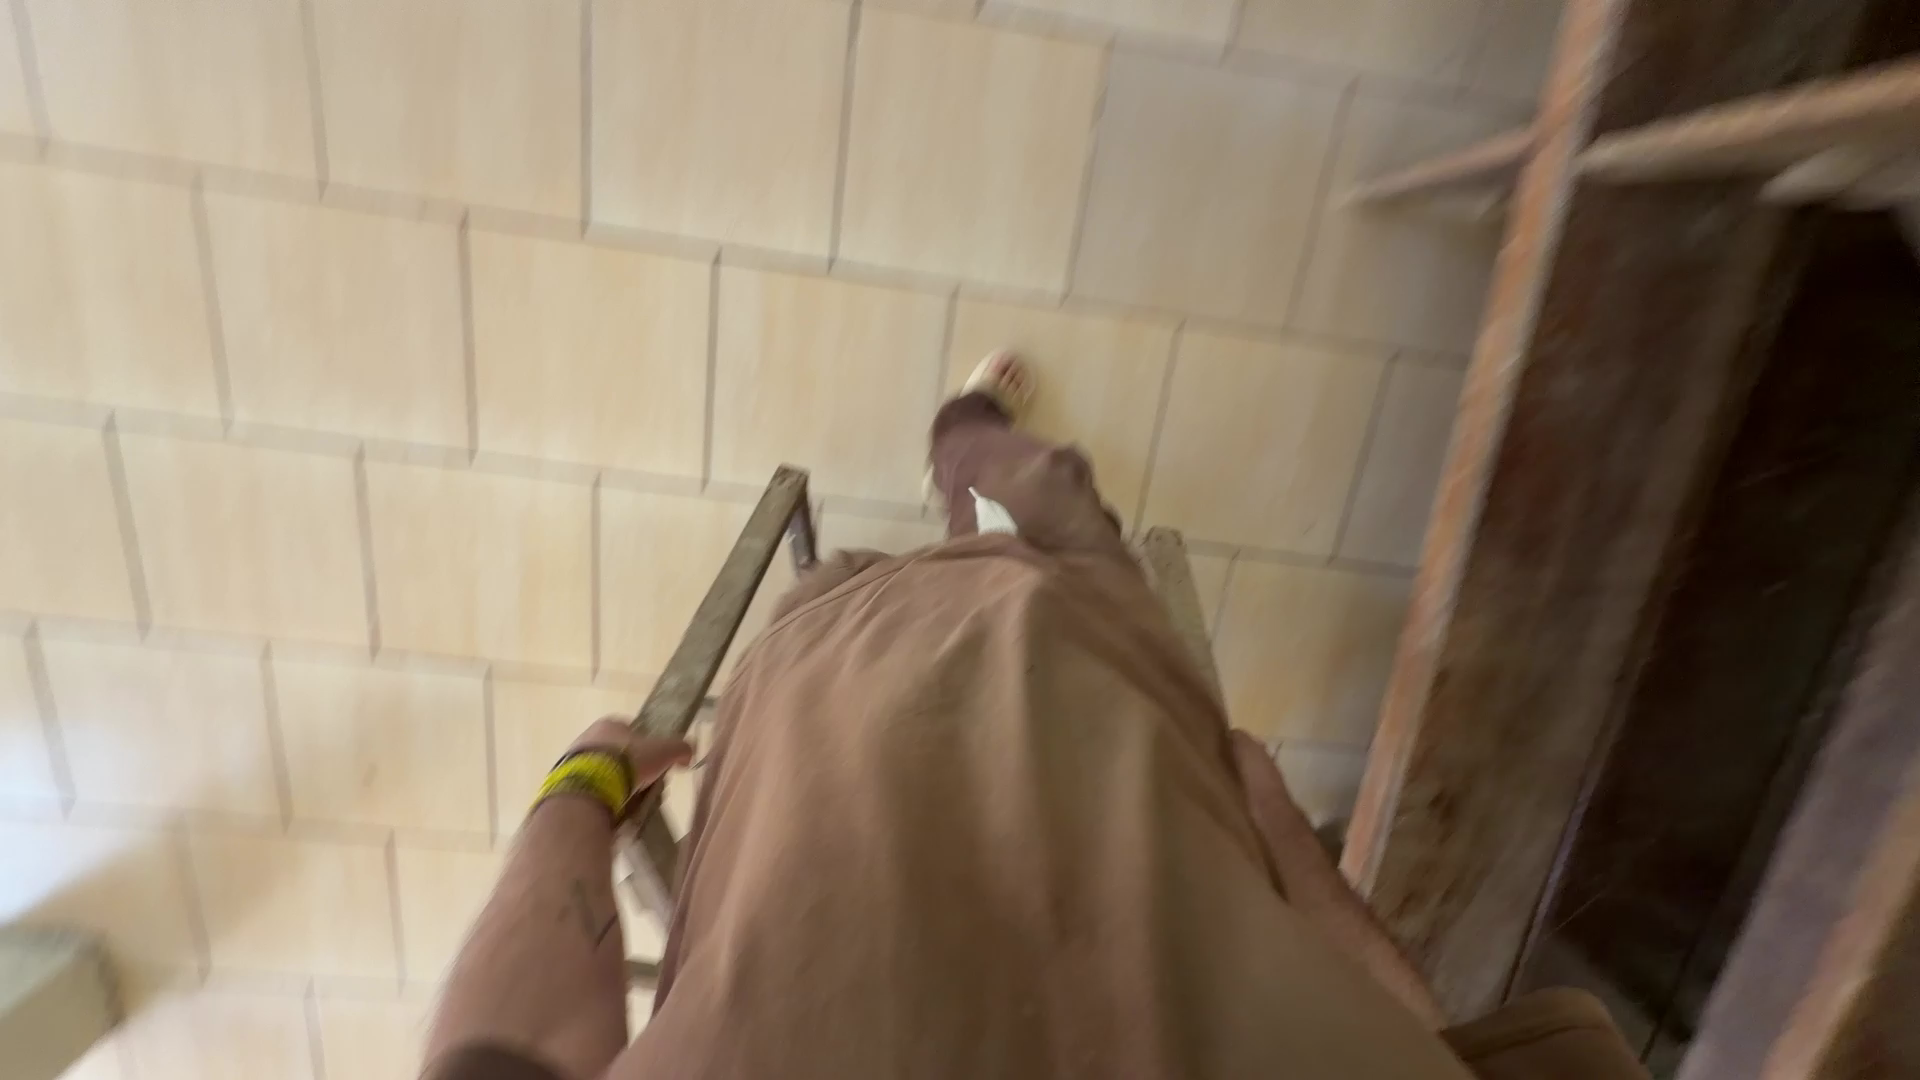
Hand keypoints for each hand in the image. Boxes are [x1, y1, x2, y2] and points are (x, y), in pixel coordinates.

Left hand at [566, 716, 693, 790]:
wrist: (590, 787)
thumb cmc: (629, 761)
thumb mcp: (665, 751)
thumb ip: (681, 748)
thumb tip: (689, 755)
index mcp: (610, 723)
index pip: (631, 729)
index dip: (645, 744)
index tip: (653, 762)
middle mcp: (587, 736)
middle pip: (616, 750)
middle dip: (629, 765)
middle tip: (642, 783)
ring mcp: (571, 759)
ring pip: (600, 769)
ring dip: (613, 781)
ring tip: (626, 799)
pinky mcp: (562, 781)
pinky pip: (587, 786)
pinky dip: (598, 794)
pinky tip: (609, 805)